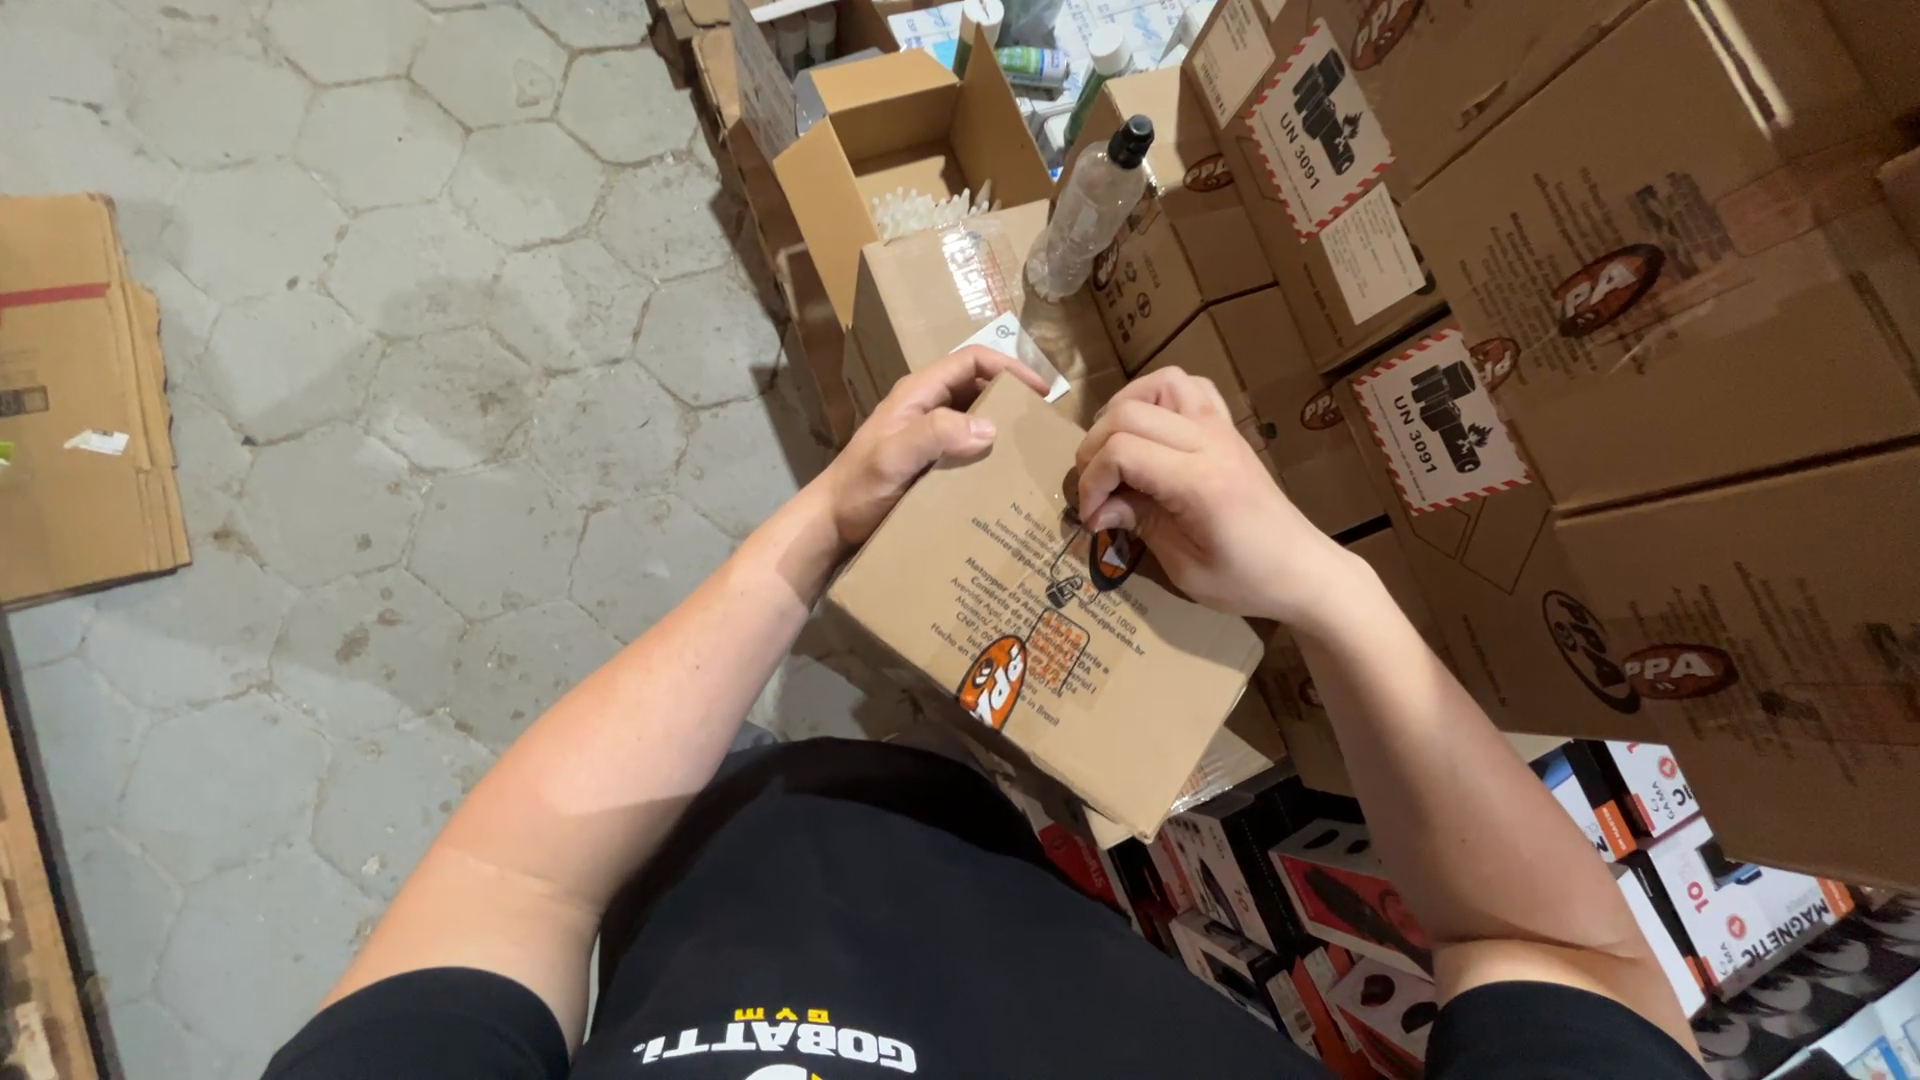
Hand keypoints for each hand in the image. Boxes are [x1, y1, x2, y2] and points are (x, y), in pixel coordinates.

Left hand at [817, 345, 1050, 547]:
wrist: (831, 523)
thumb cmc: (858, 488)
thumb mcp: (893, 457)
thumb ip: (934, 434)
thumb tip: (989, 428)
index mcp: (917, 394)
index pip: (971, 361)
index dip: (1009, 368)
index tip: (1040, 392)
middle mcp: (925, 408)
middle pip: (978, 387)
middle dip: (1011, 399)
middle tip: (1041, 425)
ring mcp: (927, 436)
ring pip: (974, 418)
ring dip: (1002, 429)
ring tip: (1030, 451)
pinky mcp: (929, 462)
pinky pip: (966, 448)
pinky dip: (988, 454)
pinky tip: (1004, 476)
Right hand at [1074, 367, 1356, 625]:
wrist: (1303, 570)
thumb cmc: (1246, 580)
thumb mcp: (1183, 567)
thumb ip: (1138, 525)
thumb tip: (1098, 510)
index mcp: (1200, 483)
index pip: (1122, 452)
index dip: (1091, 482)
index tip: (1091, 517)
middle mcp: (1210, 443)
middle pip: (1128, 413)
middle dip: (1094, 450)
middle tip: (1093, 491)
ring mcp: (1221, 429)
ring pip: (1159, 384)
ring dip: (1123, 411)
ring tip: (1114, 451)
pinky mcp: (1227, 428)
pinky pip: (1190, 386)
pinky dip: (1159, 397)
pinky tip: (1149, 430)